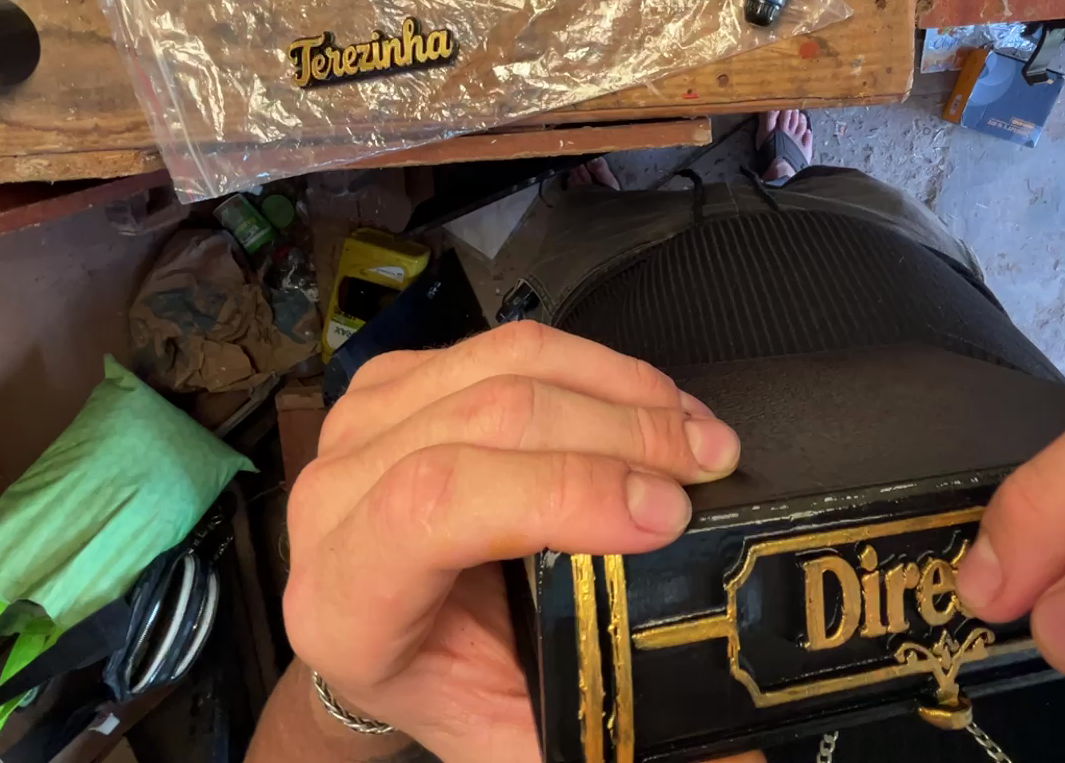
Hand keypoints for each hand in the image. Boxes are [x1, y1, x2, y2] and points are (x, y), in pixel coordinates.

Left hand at [281, 323, 742, 762]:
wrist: (385, 621)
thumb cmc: (448, 673)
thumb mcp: (511, 726)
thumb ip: (595, 732)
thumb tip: (728, 741)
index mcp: (344, 596)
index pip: (437, 505)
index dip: (562, 490)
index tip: (667, 513)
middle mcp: (336, 491)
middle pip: (489, 416)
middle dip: (621, 431)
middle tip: (709, 460)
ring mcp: (368, 417)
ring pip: (510, 361)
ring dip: (621, 386)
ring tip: (692, 425)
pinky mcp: (403, 373)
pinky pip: (513, 341)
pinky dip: (597, 363)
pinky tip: (647, 397)